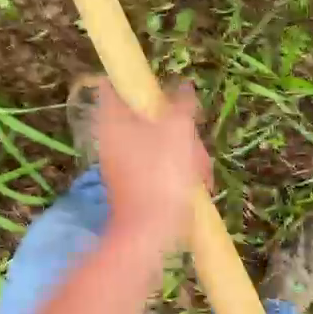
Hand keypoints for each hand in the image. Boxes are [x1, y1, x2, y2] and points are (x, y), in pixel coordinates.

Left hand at [94, 82, 209, 252]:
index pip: (114, 84)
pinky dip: (179, 170)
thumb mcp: (178, 130)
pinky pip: (159, 165)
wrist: (148, 233)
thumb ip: (181, 103)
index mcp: (113, 119)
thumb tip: (182, 85)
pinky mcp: (135, 184)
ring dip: (185, 151)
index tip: (163, 87)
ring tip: (201, 170)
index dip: (138, 80)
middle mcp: (112, 138)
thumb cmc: (160, 174)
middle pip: (146, 116)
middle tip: (193, 140)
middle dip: (177, 126)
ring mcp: (122, 163)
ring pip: (158, 142)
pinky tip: (198, 184)